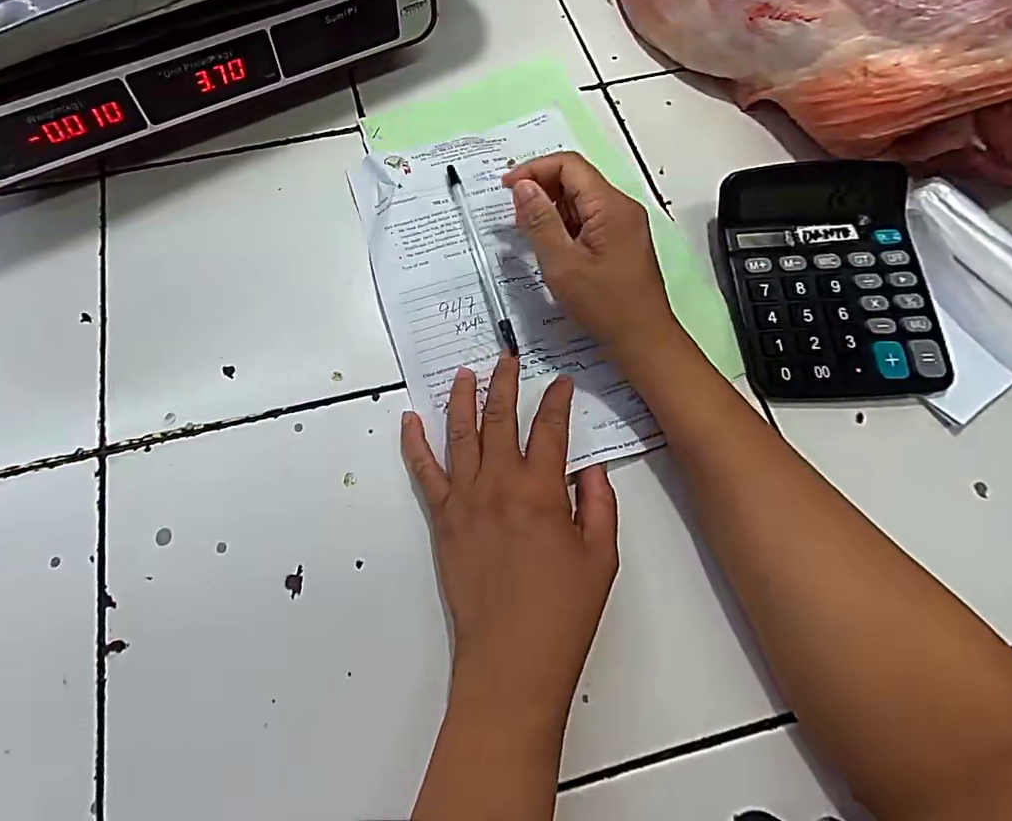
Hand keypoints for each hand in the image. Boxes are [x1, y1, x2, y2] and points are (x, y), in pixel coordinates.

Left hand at [401, 356, 618, 717]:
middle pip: (499, 419)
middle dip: (503, 383)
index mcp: (541, 492)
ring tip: (463, 373)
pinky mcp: (442, 515)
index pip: (549, 431)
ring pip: (460, 434)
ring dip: (461, 399)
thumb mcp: (601, 559)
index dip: (556, 401)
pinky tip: (411, 419)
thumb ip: (598, 506)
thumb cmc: (562, 611)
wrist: (511, 653)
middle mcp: (498, 485)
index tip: (559, 382)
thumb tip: (590, 468)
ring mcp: (464, 497)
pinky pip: (424, 470)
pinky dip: (414, 442)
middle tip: (505, 358)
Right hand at [503, 152, 677, 353]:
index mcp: (610, 207)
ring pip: (578, 198)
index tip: (505, 188)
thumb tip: (522, 186)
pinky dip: (560, 222)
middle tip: (511, 213)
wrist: (642, 338)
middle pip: (574, 178)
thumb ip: (539, 221)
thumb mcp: (561, 263)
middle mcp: (620, 207)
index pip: (569, 166)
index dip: (533, 169)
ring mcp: (621, 223)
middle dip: (539, 187)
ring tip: (524, 230)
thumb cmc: (602, 303)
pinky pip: (584, 217)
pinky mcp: (617, 239)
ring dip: (548, 207)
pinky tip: (545, 243)